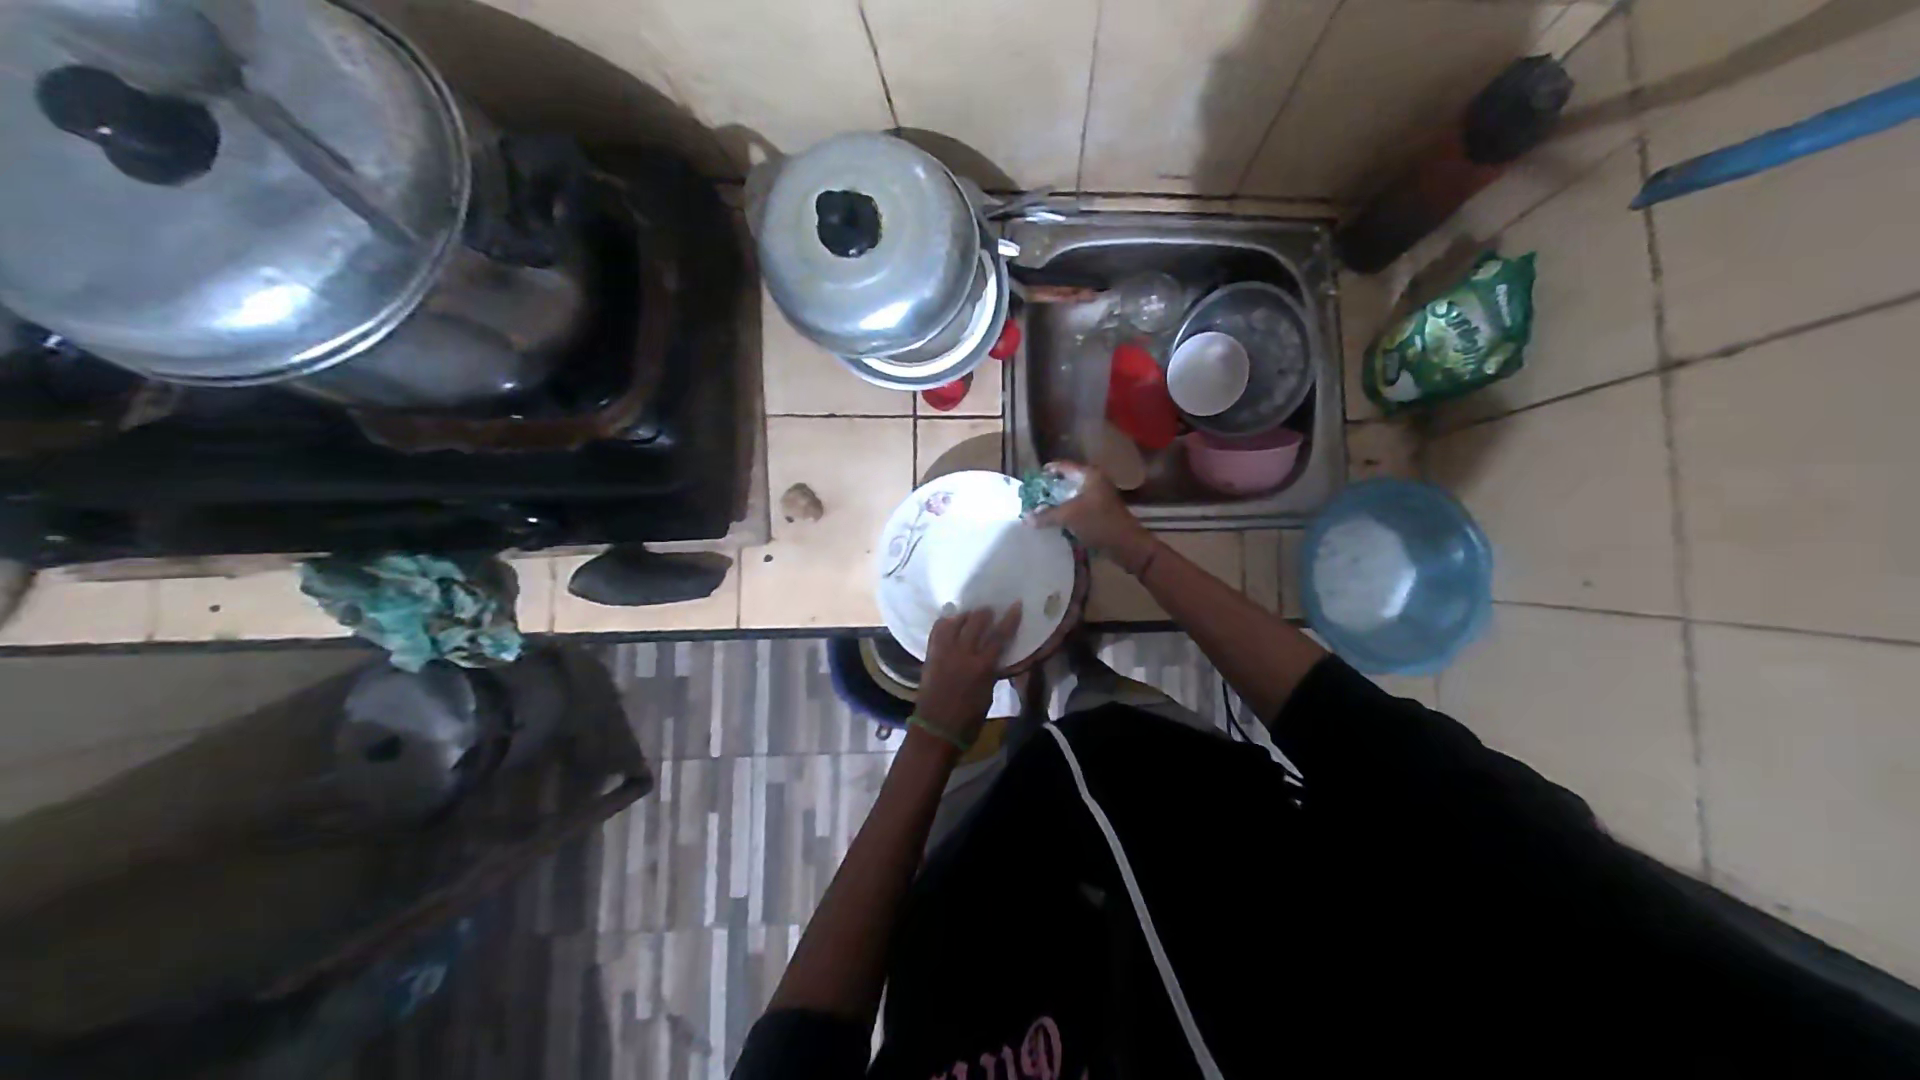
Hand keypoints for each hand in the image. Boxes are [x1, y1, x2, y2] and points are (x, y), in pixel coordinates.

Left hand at [915, 603, 1021, 750]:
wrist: (936, 729)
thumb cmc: (968, 719)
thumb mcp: (988, 694)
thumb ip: (991, 671)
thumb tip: (994, 657)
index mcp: (982, 666)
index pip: (999, 636)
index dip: (1009, 619)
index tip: (1015, 606)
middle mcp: (963, 653)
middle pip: (976, 622)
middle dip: (984, 613)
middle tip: (990, 611)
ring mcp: (944, 652)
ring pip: (955, 622)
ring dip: (965, 615)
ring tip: (970, 615)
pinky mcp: (930, 655)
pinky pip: (937, 631)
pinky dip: (945, 623)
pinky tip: (950, 621)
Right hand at [1030, 461, 1154, 571]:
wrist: (1127, 545)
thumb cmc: (1099, 523)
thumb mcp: (1069, 517)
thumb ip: (1046, 515)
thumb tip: (1025, 517)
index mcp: (1090, 475)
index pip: (1063, 466)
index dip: (1046, 472)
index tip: (1031, 480)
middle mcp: (1094, 482)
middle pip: (1066, 481)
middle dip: (1049, 489)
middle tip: (1031, 497)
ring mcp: (1098, 497)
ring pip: (1071, 495)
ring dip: (1056, 502)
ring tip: (1038, 509)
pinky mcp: (1099, 512)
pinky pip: (1077, 507)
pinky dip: (1065, 512)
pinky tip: (1054, 520)